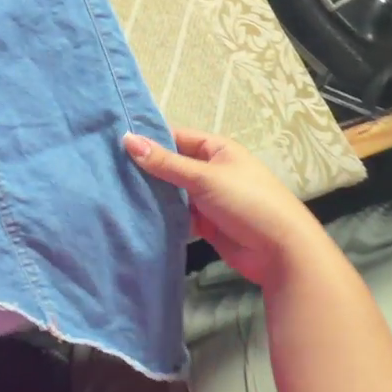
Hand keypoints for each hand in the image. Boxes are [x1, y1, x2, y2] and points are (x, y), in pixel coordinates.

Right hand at [124, 127, 329, 289]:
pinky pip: (176, 212)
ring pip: (171, 189)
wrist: (283, 254)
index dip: (148, 139)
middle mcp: (210, 169)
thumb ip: (165, 162)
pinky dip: (160, 213)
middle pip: (170, 163)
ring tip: (113, 189)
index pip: (175, 137)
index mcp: (216, 149)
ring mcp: (207, 197)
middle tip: (108, 167)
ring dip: (151, 191)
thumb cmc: (248, 203)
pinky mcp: (204, 222)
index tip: (114, 142)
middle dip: (145, 167)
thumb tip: (127, 139)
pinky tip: (134, 211)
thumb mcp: (204, 178)